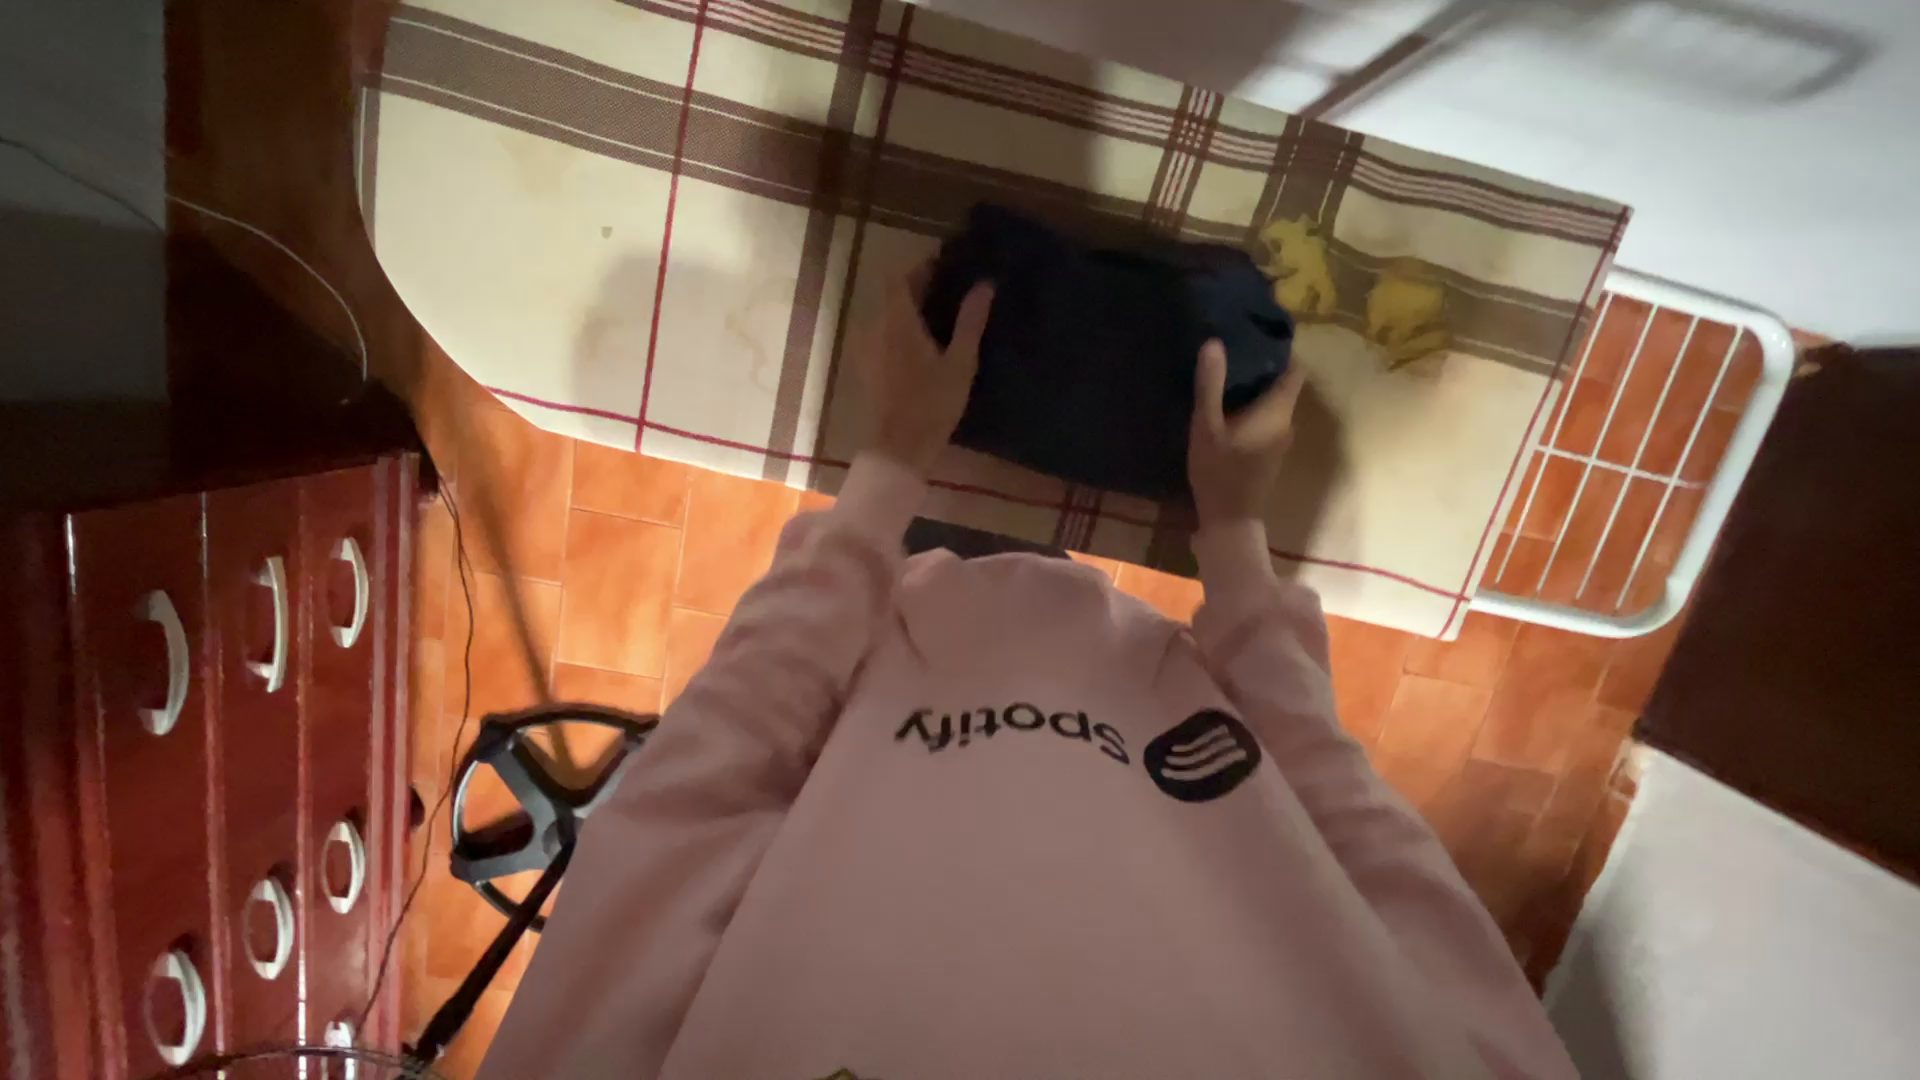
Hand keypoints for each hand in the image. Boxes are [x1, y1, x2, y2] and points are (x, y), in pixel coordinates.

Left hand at [860, 262, 994, 476]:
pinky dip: (901, 332)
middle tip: (949, 291)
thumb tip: (984, 285)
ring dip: (909, 311)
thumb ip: (970, 322)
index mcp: (897, 322)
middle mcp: (876, 329)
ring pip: (886, 318)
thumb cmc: (932, 404)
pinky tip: (923, 347)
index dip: (919, 267)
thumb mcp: (960, 363)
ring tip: (939, 318)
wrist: (899, 448)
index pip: (899, 278)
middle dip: (917, 288)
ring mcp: (868, 350)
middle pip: (892, 297)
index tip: (944, 266)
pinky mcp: (868, 370)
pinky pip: (884, 337)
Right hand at [1188, 340, 1305, 526]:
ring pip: (1273, 405)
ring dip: (1255, 391)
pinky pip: (1266, 421)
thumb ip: (1210, 386)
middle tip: (1233, 353)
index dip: (1280, 351)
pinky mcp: (1269, 455)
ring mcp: (1280, 441)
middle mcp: (1287, 423)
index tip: (1255, 337)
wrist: (1229, 521)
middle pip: (1283, 386)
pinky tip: (1227, 409)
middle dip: (1262, 369)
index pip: (1294, 369)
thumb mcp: (1207, 427)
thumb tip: (1214, 343)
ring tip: (1226, 377)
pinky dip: (1251, 410)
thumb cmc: (1219, 472)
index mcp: (1278, 411)